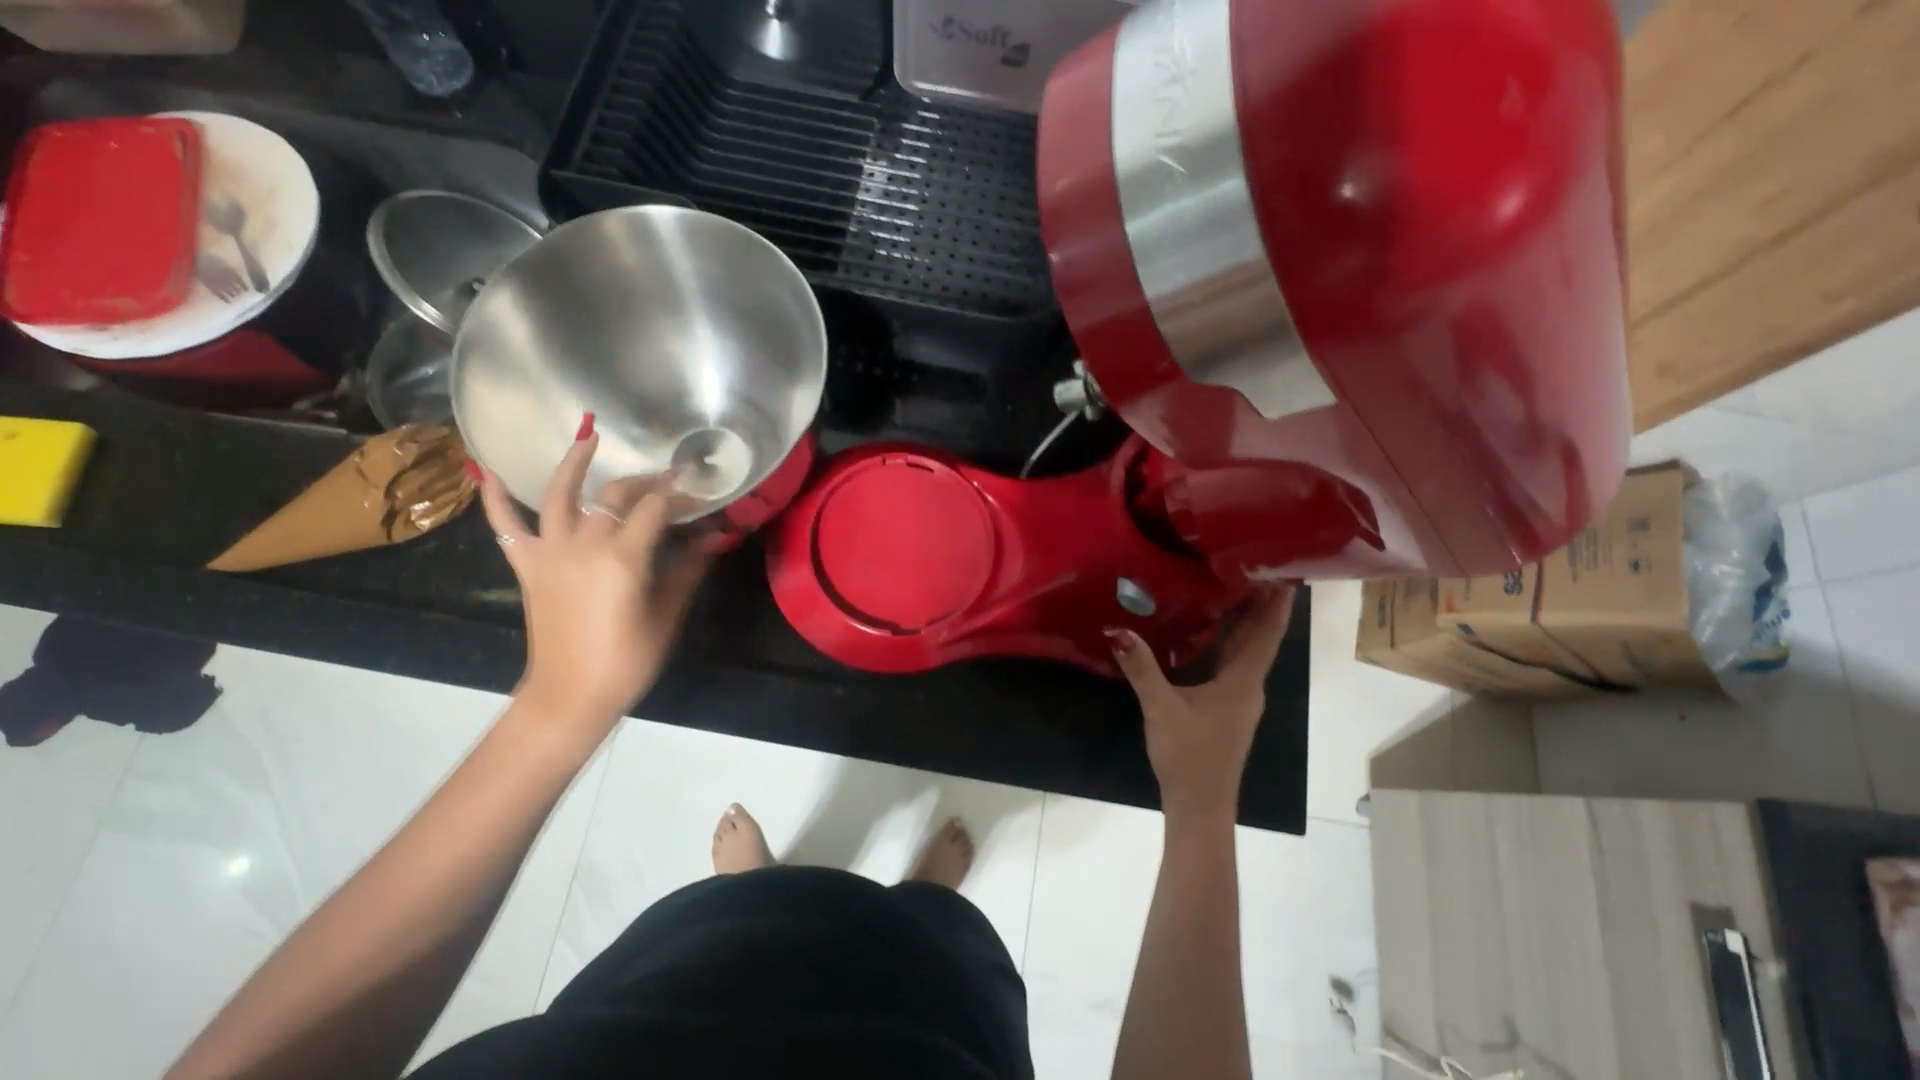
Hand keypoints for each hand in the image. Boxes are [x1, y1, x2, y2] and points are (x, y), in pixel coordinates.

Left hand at [476, 418, 706, 735]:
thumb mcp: (666, 615)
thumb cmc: (627, 660)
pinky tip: (489, 472)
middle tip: (668, 479)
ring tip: (588, 438)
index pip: (655, 509)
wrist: (570, 695)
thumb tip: (714, 537)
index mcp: (623, 558)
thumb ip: (687, 569)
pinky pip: (506, 526)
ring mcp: (550, 552)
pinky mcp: (528, 566)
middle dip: (645, 482)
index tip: (699, 493)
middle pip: (615, 496)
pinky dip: (495, 498)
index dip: (679, 497)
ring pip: (560, 495)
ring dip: (574, 464)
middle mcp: (584, 544)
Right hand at [1109, 585, 1298, 821]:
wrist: (1199, 805)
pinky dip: (1227, 641)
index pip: (1267, 633)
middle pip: (1260, 637)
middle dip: (1260, 603)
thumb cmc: (1190, 756)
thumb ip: (1142, 668)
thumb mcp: (1161, 708)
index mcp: (1243, 681)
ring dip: (1244, 622)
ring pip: (1246, 651)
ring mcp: (1238, 699)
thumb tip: (1117, 630)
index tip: (1283, 569)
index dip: (1276, 602)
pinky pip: (1231, 664)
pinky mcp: (1225, 708)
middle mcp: (1248, 685)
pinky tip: (1208, 631)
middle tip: (1252, 564)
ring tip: (1233, 586)